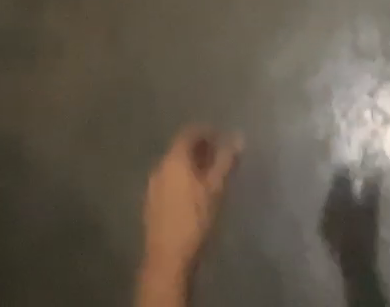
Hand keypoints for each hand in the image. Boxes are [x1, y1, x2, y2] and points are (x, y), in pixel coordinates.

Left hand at [142, 126, 242, 279]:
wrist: (167, 259)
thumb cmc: (194, 218)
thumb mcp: (216, 187)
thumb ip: (226, 160)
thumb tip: (238, 137)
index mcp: (174, 160)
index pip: (189, 133)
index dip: (206, 131)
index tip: (222, 136)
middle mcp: (160, 168)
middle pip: (180, 149)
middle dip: (201, 148)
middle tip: (220, 155)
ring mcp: (153, 187)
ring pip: (175, 166)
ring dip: (192, 164)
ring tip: (211, 175)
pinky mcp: (151, 204)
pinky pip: (169, 181)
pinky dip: (183, 179)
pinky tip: (195, 193)